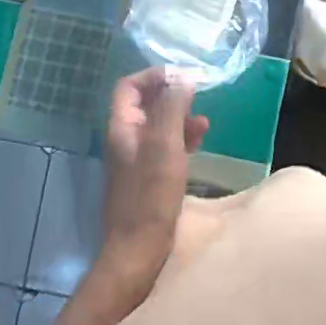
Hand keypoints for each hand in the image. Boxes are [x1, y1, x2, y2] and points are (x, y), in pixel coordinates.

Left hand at [100, 68, 208, 287]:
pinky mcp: (149, 175)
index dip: (153, 76)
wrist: (139, 249)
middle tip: (198, 91)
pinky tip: (201, 136)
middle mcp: (125, 138)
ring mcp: (136, 158)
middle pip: (144, 103)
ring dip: (179, 114)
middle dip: (170, 93)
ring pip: (158, 124)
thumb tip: (183, 78)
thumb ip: (172, 108)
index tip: (182, 75)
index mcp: (122, 127)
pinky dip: (182, 136)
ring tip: (204, 115)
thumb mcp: (165, 145)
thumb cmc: (151, 194)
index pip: (129, 86)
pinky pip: (165, 145)